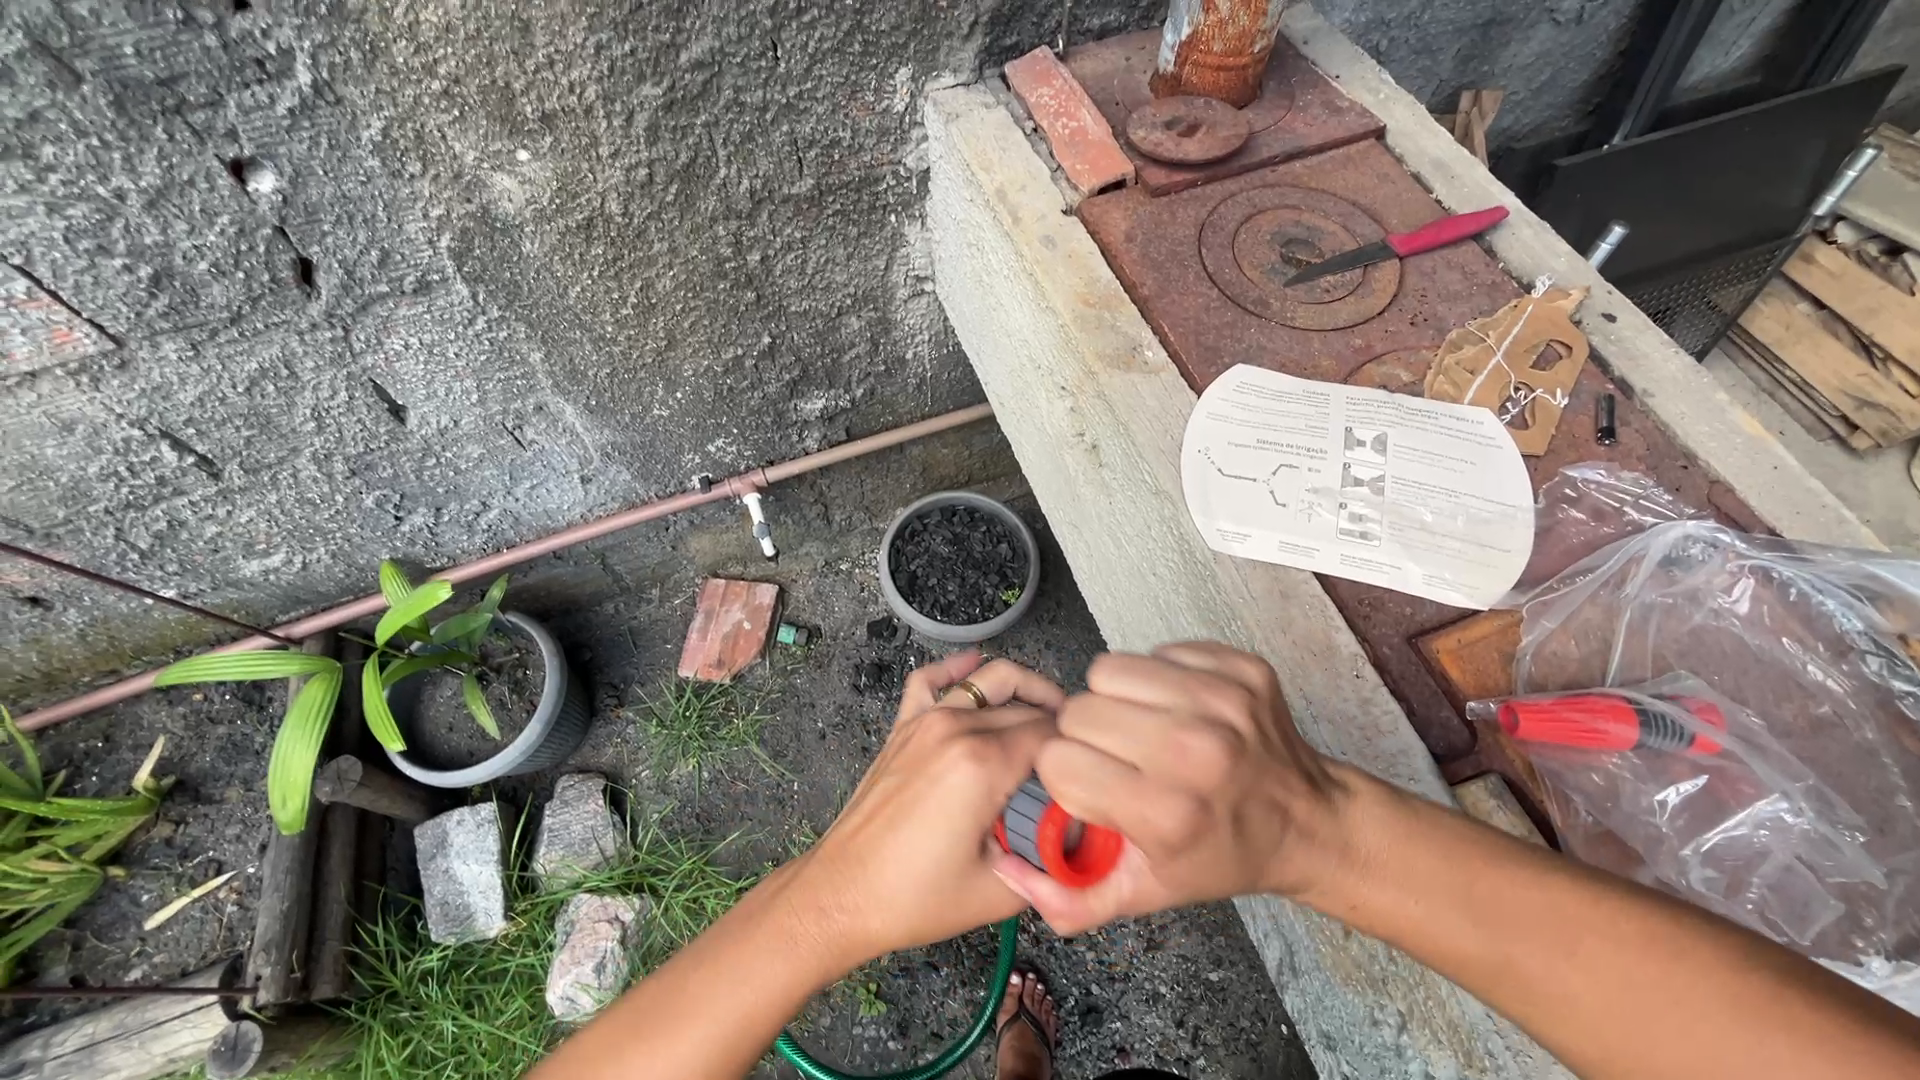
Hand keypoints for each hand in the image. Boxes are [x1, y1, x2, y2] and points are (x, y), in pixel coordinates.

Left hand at [785, 653, 1065, 965]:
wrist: (843, 895)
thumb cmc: (913, 896)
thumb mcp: (998, 892)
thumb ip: (1048, 861)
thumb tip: (1075, 837)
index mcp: (982, 765)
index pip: (1052, 735)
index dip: (1079, 749)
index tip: (1091, 768)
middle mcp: (955, 729)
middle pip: (1027, 706)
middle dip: (1059, 724)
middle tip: (1075, 755)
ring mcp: (925, 722)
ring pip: (990, 679)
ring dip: (1025, 687)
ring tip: (1048, 709)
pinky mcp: (903, 728)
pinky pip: (930, 679)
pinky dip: (957, 668)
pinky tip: (976, 668)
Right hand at [993, 643, 1351, 934]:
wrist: (1308, 821)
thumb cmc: (1221, 853)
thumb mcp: (1146, 894)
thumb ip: (1070, 899)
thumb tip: (1008, 872)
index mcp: (1167, 813)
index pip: (1058, 761)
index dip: (1065, 773)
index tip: (1092, 783)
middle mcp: (1195, 751)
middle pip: (1078, 710)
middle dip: (1085, 733)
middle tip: (1117, 755)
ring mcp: (1223, 702)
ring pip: (1109, 668)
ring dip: (1115, 697)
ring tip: (1141, 725)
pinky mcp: (1240, 668)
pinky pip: (1156, 650)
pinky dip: (1157, 677)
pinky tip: (1178, 708)